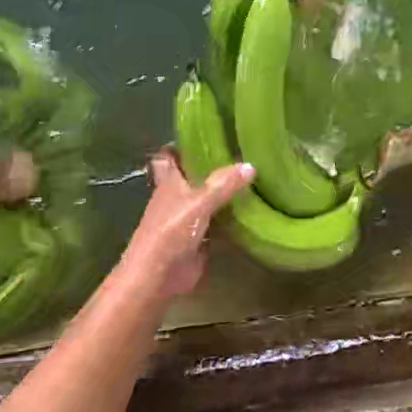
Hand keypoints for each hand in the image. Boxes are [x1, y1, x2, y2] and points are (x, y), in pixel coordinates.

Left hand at [117, 150, 254, 298]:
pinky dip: (231, 218)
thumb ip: (223, 184)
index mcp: (169, 182)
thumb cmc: (170, 232)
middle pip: (192, 177)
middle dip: (211, 167)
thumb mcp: (198, 202)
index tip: (204, 134)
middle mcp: (176, 197)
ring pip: (206, 200)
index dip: (180, 145)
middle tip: (240, 154)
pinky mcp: (198, 241)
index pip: (168, 156)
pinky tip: (252, 211)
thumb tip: (250, 165)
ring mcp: (186, 220)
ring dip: (223, 193)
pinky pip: (217, 224)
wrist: (158, 276)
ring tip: (253, 178)